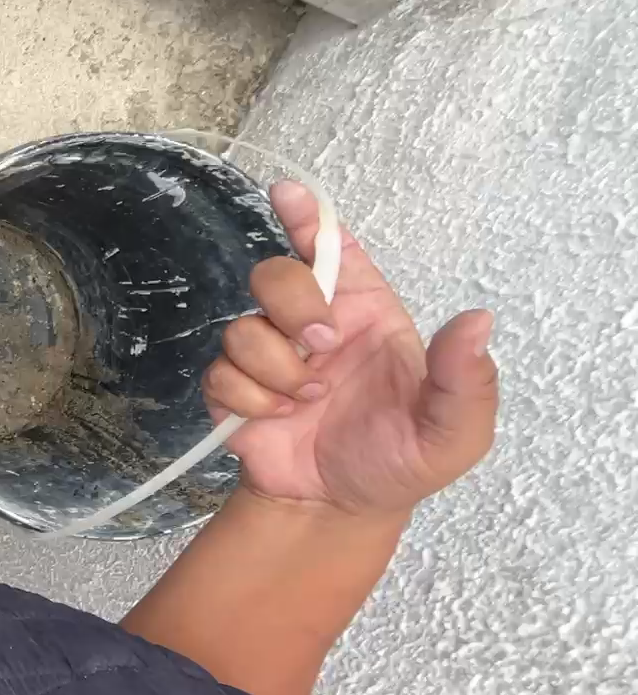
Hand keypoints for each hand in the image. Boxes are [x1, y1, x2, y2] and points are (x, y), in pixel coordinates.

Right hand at [204, 183, 498, 519]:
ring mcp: (265, 357)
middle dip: (292, 308)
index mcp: (364, 318)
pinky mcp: (229, 387)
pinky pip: (220, 373)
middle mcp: (308, 328)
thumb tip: (474, 320)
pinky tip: (274, 417)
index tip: (285, 191)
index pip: (334, 255)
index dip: (309, 220)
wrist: (333, 503)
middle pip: (273, 277)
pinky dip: (249, 399)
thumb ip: (465, 379)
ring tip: (305, 403)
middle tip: (319, 349)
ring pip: (240, 330)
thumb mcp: (455, 431)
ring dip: (275, 371)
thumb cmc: (399, 460)